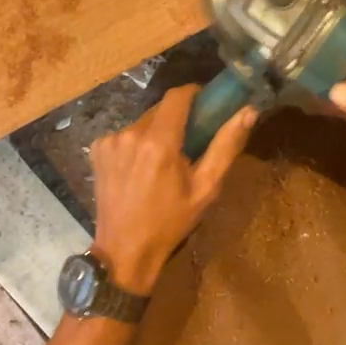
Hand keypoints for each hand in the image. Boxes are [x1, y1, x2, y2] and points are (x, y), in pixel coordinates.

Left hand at [89, 85, 255, 292]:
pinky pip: (124, 135)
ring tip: (162, 162)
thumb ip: (226, 146)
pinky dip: (135, 144)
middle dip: (176, 120)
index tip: (205, 103)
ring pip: (141, 122)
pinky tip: (139, 169)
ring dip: (155, 133)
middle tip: (189, 142)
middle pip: (159, 109)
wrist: (125, 250)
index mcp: (159, 143)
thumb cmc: (170, 222)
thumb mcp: (205, 188)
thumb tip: (248, 111)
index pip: (177, 96)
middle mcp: (131, 134)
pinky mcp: (97, 149)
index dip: (193, 94)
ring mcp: (110, 140)